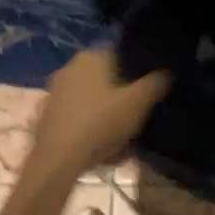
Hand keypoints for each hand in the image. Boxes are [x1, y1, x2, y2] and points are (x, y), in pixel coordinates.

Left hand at [29, 47, 169, 179]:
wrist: (56, 161)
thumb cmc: (99, 123)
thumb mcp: (137, 104)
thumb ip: (155, 84)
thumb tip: (166, 73)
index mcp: (92, 56)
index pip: (121, 53)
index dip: (137, 70)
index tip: (148, 89)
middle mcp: (71, 67)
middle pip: (106, 77)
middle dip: (121, 94)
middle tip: (137, 114)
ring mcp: (55, 91)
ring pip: (92, 98)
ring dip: (106, 113)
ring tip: (122, 137)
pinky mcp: (48, 114)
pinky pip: (78, 116)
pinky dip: (90, 127)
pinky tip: (102, 148)